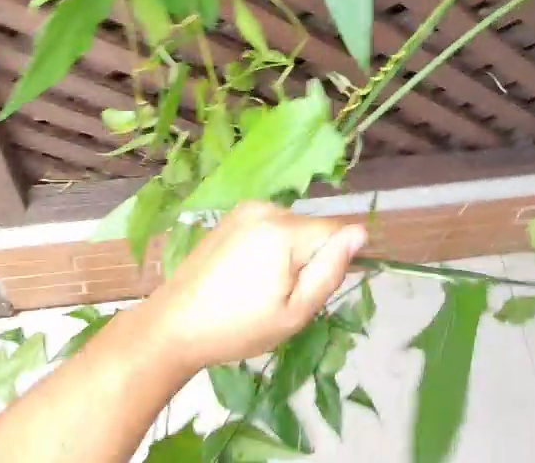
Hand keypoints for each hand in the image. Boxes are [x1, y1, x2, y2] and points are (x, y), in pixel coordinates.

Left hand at [129, 202, 366, 371]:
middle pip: (312, 230)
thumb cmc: (238, 327)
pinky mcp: (232, 215)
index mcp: (284, 230)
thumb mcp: (295, 313)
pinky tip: (246, 275)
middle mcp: (267, 208)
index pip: (336, 232)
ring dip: (288, 254)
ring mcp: (246, 208)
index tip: (308, 291)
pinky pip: (270, 226)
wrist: (175, 324)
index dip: (332, 263)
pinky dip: (268, 247)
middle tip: (281, 299)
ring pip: (292, 229)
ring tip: (260, 289)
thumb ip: (330, 270)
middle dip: (308, 260)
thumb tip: (359, 233)